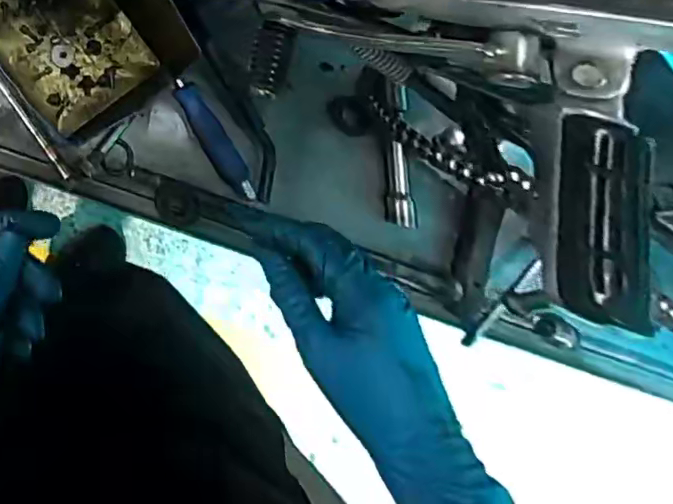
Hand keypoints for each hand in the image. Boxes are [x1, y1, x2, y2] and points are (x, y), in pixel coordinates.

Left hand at [0, 210, 60, 503]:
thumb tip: (15, 233)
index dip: (15, 225)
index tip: (55, 227)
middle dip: (26, 274)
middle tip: (53, 296)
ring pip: (7, 294)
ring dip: (25, 306)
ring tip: (34, 334)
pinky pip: (7, 324)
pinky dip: (19, 331)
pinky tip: (23, 351)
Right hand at [234, 210, 509, 503]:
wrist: (425, 448)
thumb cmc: (363, 395)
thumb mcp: (314, 342)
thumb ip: (289, 291)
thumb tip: (264, 252)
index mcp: (364, 290)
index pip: (314, 241)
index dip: (277, 229)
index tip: (247, 225)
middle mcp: (382, 288)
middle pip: (332, 244)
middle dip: (292, 235)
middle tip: (257, 237)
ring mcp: (393, 302)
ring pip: (344, 260)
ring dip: (308, 254)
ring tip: (275, 262)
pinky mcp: (395, 318)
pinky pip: (355, 280)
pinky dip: (326, 273)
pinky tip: (306, 287)